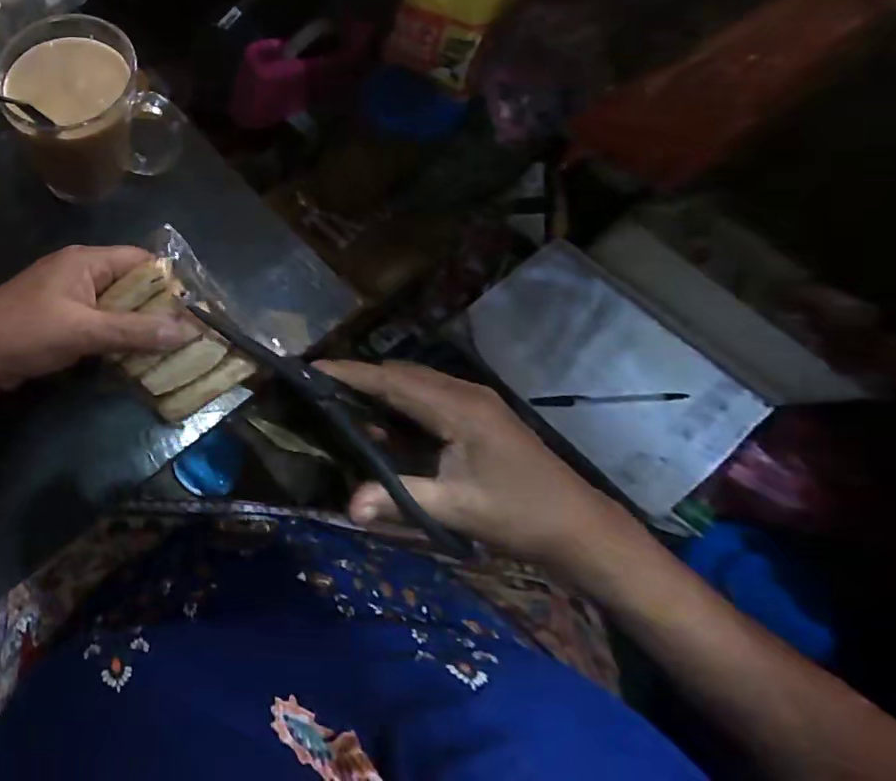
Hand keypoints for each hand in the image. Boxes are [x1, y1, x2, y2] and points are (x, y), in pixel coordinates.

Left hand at [0, 246, 196, 394]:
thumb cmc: (28, 332)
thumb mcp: (85, 331)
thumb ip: (135, 331)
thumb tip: (186, 331)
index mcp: (85, 260)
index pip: (140, 259)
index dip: (168, 281)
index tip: (194, 308)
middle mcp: (78, 271)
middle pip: (129, 282)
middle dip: (156, 307)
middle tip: (187, 333)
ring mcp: (67, 295)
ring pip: (115, 305)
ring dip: (137, 324)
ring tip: (169, 347)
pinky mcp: (59, 319)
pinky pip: (98, 321)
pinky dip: (116, 335)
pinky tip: (134, 355)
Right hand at [314, 359, 640, 571]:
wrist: (582, 528)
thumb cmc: (521, 516)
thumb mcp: (458, 509)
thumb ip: (400, 500)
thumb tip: (349, 506)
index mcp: (459, 408)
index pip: (393, 381)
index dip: (352, 373)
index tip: (313, 366)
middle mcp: (465, 394)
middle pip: (402, 373)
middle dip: (360, 375)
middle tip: (319, 384)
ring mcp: (475, 402)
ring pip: (416, 381)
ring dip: (380, 386)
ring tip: (342, 396)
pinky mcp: (479, 415)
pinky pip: (429, 395)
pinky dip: (400, 399)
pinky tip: (384, 420)